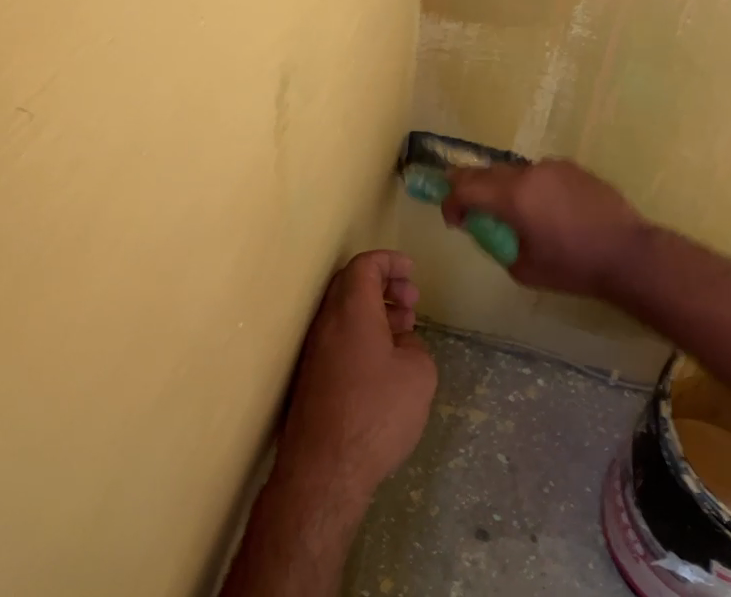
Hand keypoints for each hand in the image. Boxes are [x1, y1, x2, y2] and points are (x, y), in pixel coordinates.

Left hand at [274, 251, 436, 505]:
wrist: (325, 470)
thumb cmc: (377, 413)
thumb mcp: (419, 374)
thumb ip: (415, 346)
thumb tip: (401, 345)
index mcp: (352, 311)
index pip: (364, 265)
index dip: (389, 261)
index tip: (412, 271)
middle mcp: (326, 324)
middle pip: (350, 285)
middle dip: (383, 284)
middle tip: (412, 300)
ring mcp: (314, 352)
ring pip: (343, 313)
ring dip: (374, 310)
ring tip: (404, 330)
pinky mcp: (311, 378)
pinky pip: (337, 338)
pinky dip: (362, 334)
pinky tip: (384, 362)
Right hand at [443, 160, 650, 298]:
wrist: (629, 254)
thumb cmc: (573, 267)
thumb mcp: (523, 267)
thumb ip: (498, 242)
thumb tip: (489, 229)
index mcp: (513, 195)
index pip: (464, 187)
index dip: (451, 202)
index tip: (453, 221)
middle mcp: (530, 172)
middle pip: (486, 172)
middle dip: (472, 190)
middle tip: (470, 212)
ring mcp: (554, 167)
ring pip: (515, 172)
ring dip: (504, 188)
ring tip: (513, 214)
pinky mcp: (575, 169)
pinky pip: (541, 174)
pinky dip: (531, 188)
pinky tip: (546, 211)